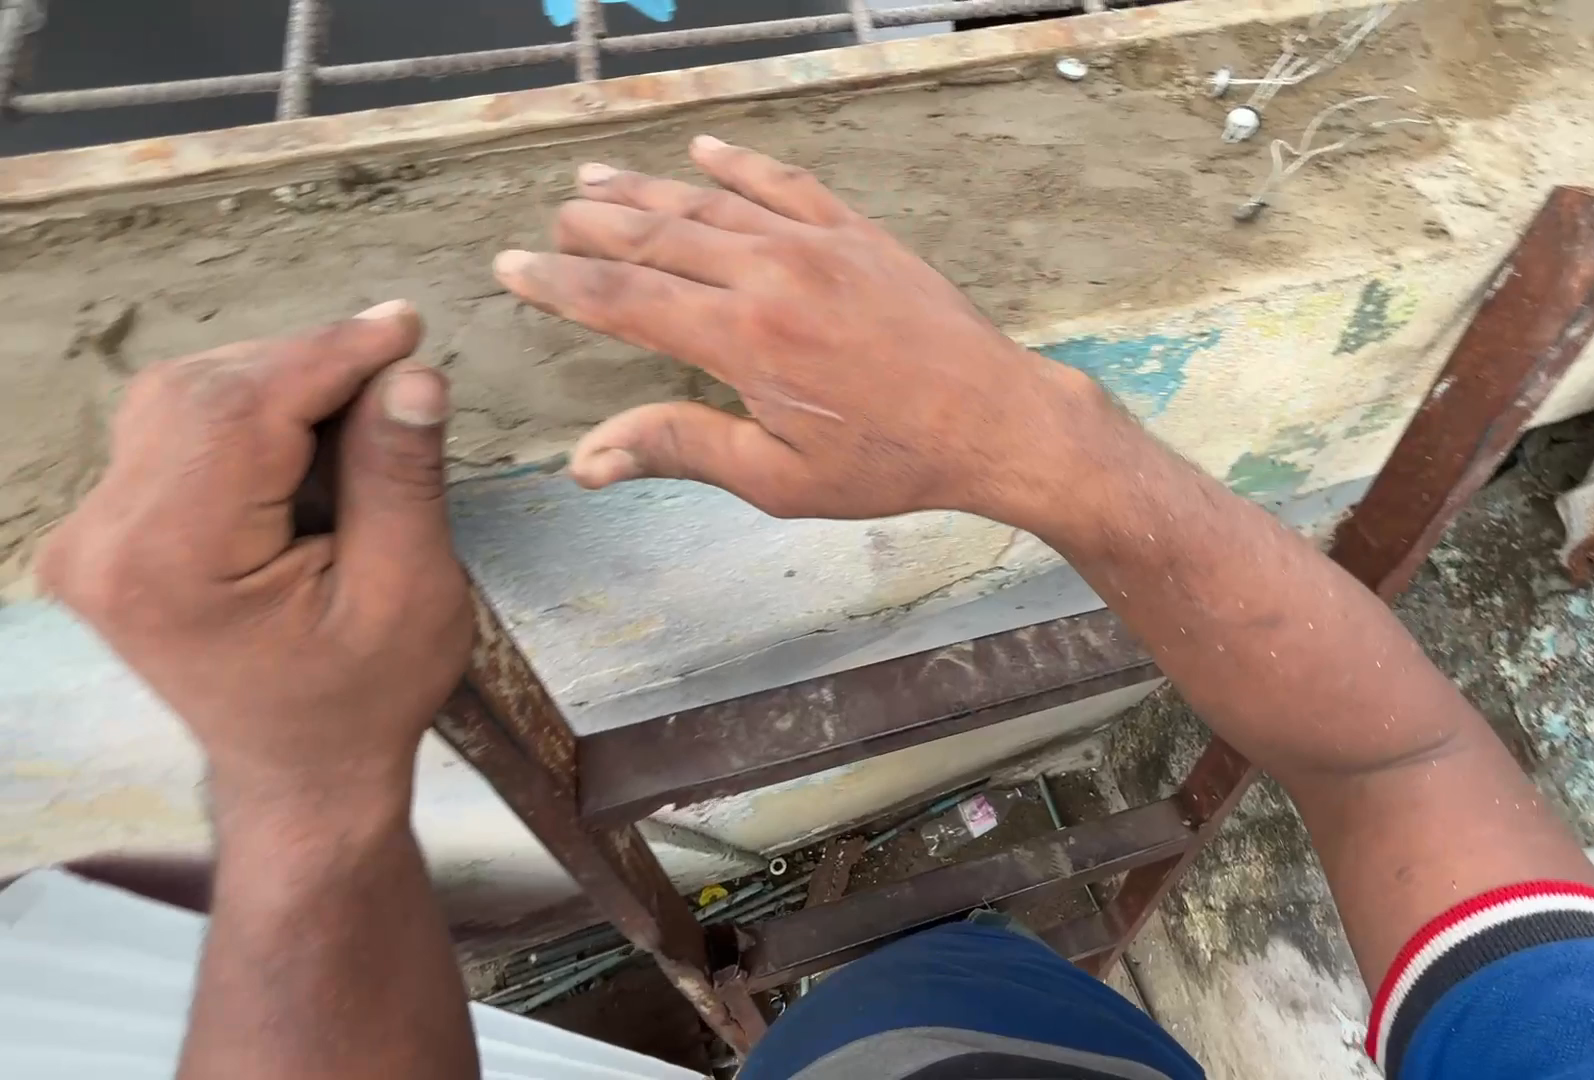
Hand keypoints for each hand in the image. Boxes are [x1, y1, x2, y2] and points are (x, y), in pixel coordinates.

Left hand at [35, 304, 472, 815]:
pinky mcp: (118, 535)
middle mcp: (100, 539)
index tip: (404, 323)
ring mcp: (95, 536)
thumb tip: (414, 378)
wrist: (309, 765)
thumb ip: (401, 480)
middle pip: (197, 396)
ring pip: (182, 405)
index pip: (241, 413)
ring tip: (370, 401)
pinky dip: (260, 417)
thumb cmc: (373, 689)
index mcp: (168, 562)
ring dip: (283, 386)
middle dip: (307, 365)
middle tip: (401, 364)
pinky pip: (183, 439)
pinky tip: (319, 435)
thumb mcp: (412, 589)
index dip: (328, 356)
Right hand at [492, 136, 1112, 528]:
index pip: (622, 300)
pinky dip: (739, 164)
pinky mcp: (860, 235)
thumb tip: (589, 460)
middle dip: (594, 230)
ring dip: (646, 190)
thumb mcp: (783, 480)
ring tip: (597, 182)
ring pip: (710, 202)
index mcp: (741, 341)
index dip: (559, 285)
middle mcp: (769, 275)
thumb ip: (684, 450)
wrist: (992, 421)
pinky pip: (786, 183)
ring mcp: (818, 245)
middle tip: (553, 224)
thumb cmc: (891, 463)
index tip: (512, 269)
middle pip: (656, 237)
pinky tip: (704, 152)